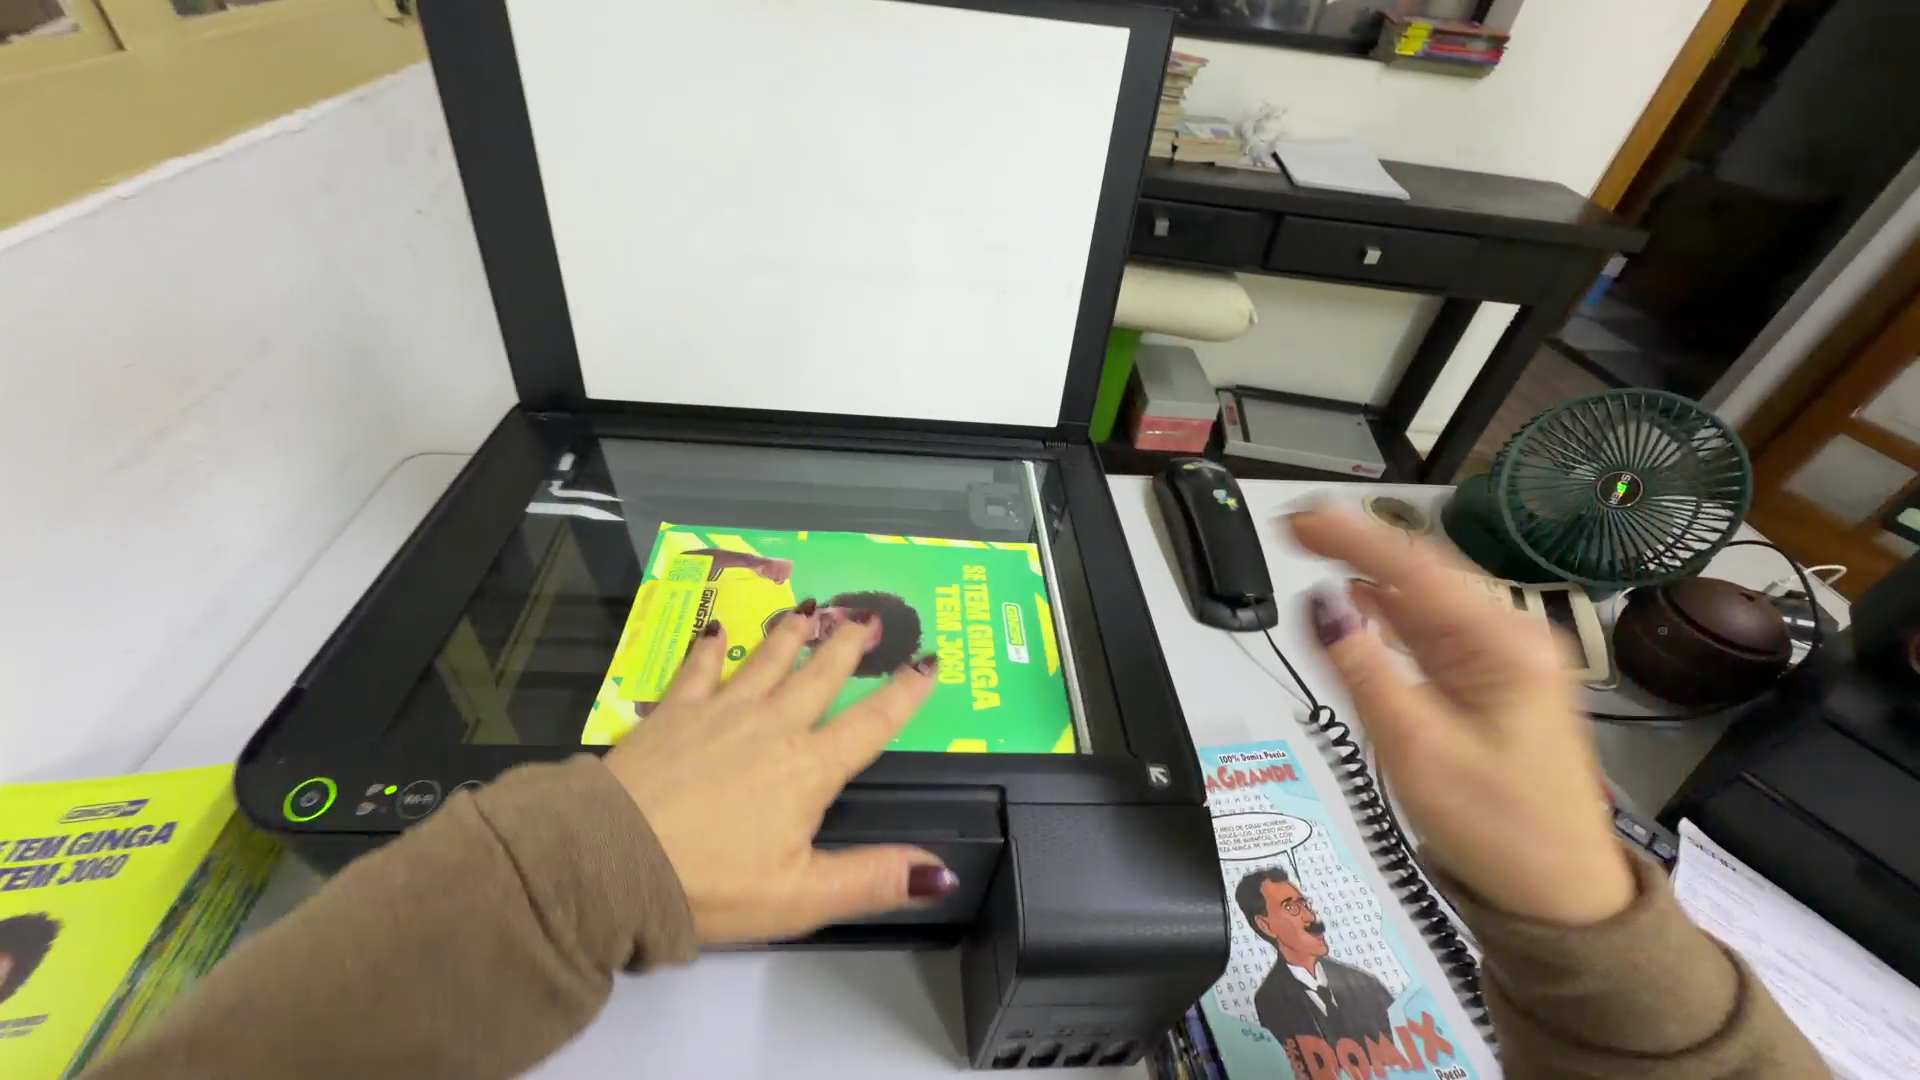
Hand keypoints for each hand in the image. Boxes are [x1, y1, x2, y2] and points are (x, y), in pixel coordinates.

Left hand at [602, 608, 951, 943]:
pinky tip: (715, 628)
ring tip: (810, 608)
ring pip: (767, 661)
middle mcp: (773, 726)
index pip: (871, 724)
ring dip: (791, 634)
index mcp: (809, 768)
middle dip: (848, 645)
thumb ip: (874, 879)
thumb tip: (945, 873)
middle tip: (867, 615)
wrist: (608, 860)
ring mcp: (721, 712)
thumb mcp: (801, 897)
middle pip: (820, 677)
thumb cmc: (709, 884)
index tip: (927, 661)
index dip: (904, 694)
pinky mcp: (673, 711)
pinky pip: (698, 669)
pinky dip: (708, 647)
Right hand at [1288, 509, 1635, 926]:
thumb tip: (1322, 607)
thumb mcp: (1416, 748)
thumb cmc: (1495, 826)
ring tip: (1314, 547)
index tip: (1299, 519)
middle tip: (1295, 526)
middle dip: (1357, 543)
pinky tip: (1360, 595)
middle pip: (1422, 573)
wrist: (1557, 895)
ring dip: (1367, 570)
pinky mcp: (1481, 681)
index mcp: (1503, 647)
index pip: (1416, 571)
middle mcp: (1506, 640)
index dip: (1352, 537)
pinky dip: (1386, 608)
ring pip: (1422, 597)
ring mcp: (1496, 659)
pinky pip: (1426, 629)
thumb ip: (1364, 671)